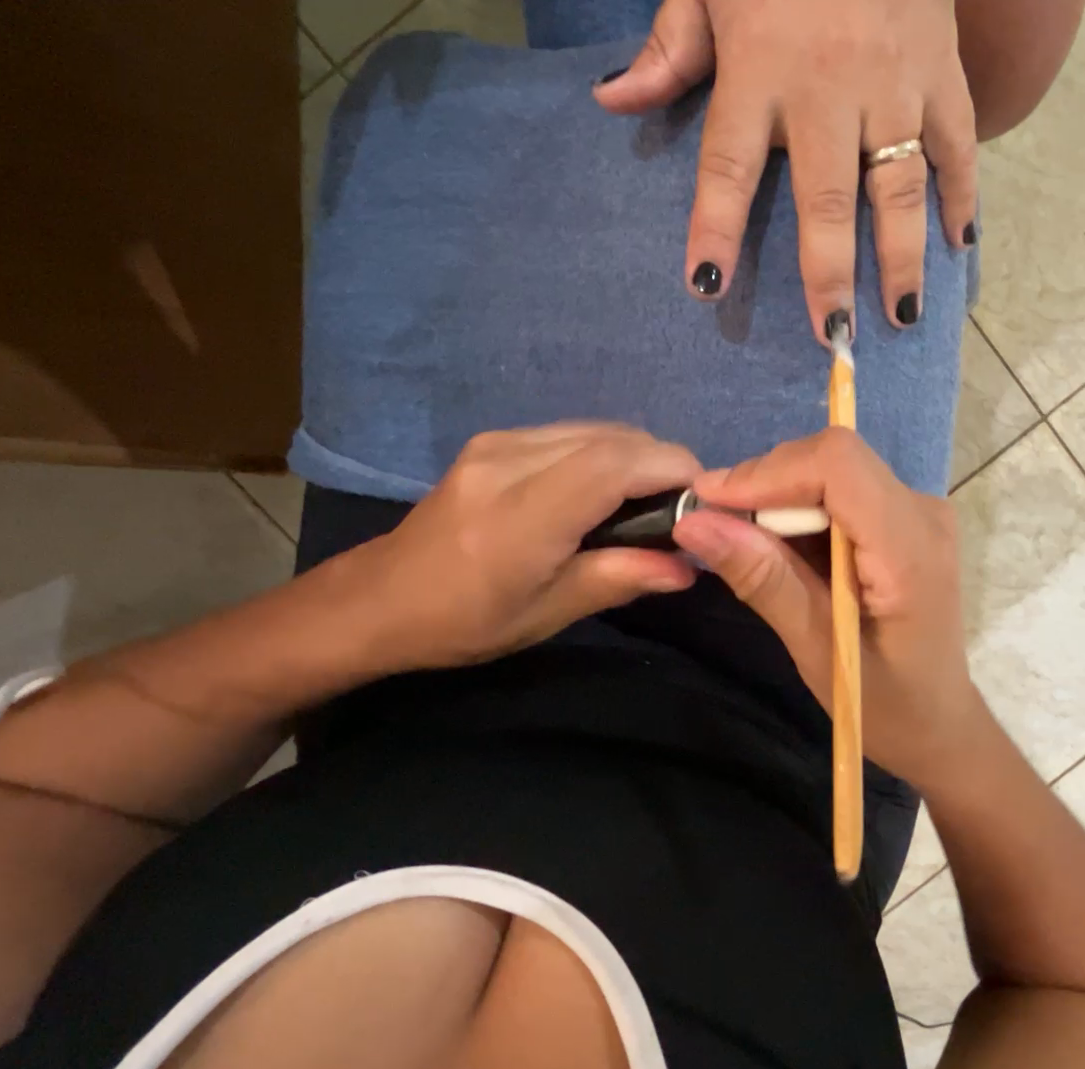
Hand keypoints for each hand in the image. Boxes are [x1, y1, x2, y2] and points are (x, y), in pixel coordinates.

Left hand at [343, 424, 700, 670]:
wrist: (379, 599)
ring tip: (650, 502)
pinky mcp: (494, 440)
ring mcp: (498, 444)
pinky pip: (572, 434)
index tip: (705, 499)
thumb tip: (688, 567)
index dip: (671, 469)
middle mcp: (509, 462)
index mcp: (521, 517)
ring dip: (636, 457)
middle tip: (683, 510)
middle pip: (613, 438)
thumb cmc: (464, 622)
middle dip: (662, 464)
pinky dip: (607, 454)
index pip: (614, 464)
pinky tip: (608, 491)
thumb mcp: (546, 613)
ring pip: (596, 430)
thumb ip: (619, 579)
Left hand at [593, 0, 979, 341]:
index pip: (729, 164)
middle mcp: (828, 87)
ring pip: (900, 184)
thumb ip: (670, 49)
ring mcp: (894, 83)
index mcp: (761, 67)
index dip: (716, 228)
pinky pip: (958, 143)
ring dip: (903, 255)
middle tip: (832, 336)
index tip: (706, 287)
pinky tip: (960, 242)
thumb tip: (613, 101)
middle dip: (829, 272)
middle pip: (827, 197)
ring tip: (902, 315)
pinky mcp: (942, 71)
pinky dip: (961, 193)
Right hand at [672, 429, 987, 785]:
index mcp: (910, 549)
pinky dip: (802, 514)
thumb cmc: (885, 704)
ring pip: (834, 471)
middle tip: (715, 527)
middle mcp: (923, 513)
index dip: (769, 472)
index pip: (839, 465)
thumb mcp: (818, 649)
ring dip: (780, 501)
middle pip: (834, 461)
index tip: (710, 503)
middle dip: (767, 486)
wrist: (939, 722)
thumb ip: (764, 579)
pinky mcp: (906, 520)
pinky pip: (844, 492)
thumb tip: (695, 522)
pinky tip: (782, 553)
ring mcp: (919, 512)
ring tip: (743, 545)